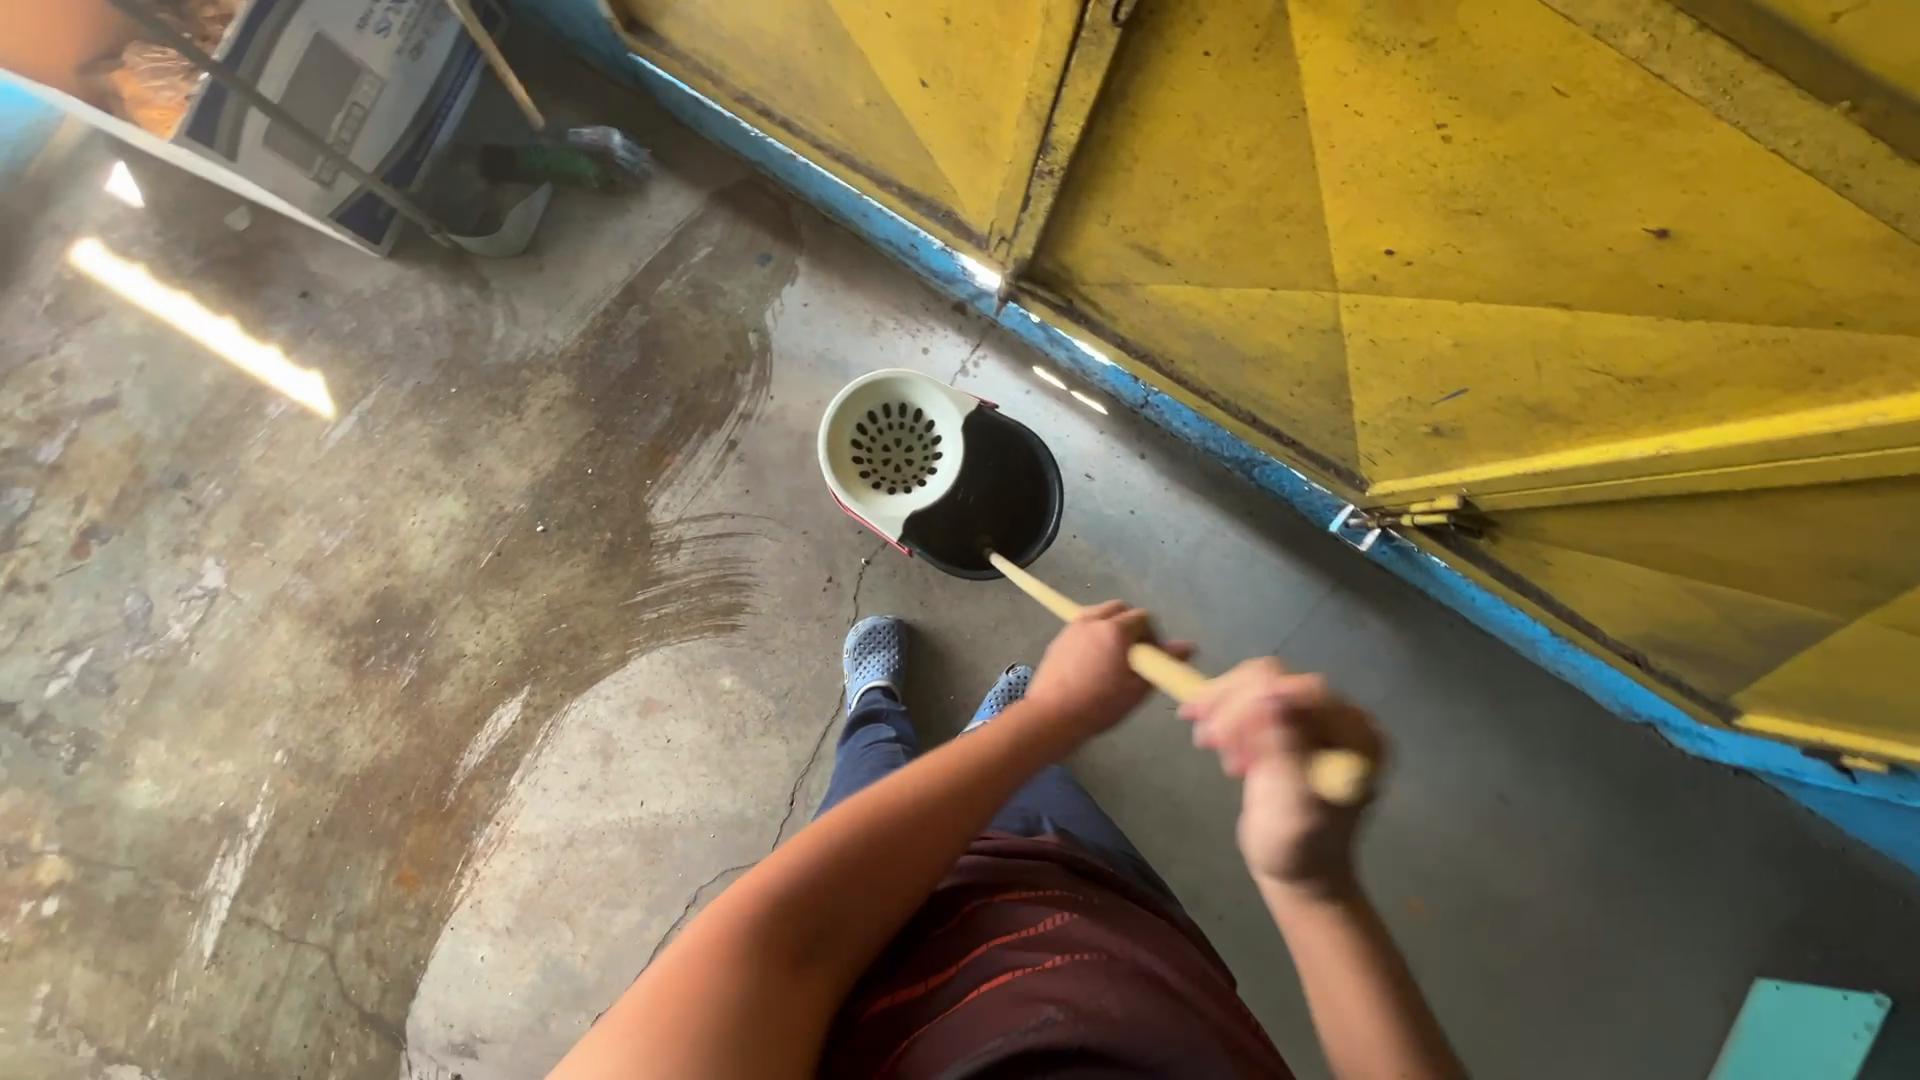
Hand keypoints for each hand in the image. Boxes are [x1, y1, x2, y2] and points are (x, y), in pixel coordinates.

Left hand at [1024, 601, 1193, 743]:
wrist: (1052, 715)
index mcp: (1115, 628)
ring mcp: (1072, 628)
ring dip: (1111, 627)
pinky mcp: (1057, 639)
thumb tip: (1188, 646)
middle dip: (1131, 625)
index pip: (1143, 617)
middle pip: (1119, 609)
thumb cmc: (1100, 704)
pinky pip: (1082, 627)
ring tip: (1113, 657)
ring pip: (1098, 615)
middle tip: (1134, 653)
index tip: (1151, 656)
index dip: (1153, 635)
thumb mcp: (1138, 687)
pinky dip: (1092, 635)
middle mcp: (1092, 620)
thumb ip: (1163, 662)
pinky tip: (1091, 663)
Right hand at [1180, 659, 1383, 896]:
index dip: (1256, 699)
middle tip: (1205, 741)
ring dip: (1222, 707)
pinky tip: (1207, 735)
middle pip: (1275, 678)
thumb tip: (1272, 694)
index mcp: (1356, 734)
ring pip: (1254, 682)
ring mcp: (1309, 718)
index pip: (1302, 690)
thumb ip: (1287, 749)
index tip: (1217, 731)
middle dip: (1233, 705)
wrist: (1298, 873)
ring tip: (1207, 744)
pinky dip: (1221, 710)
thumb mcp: (1295, 806)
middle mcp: (1337, 717)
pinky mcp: (1283, 722)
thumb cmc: (1300, 850)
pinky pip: (1246, 696)